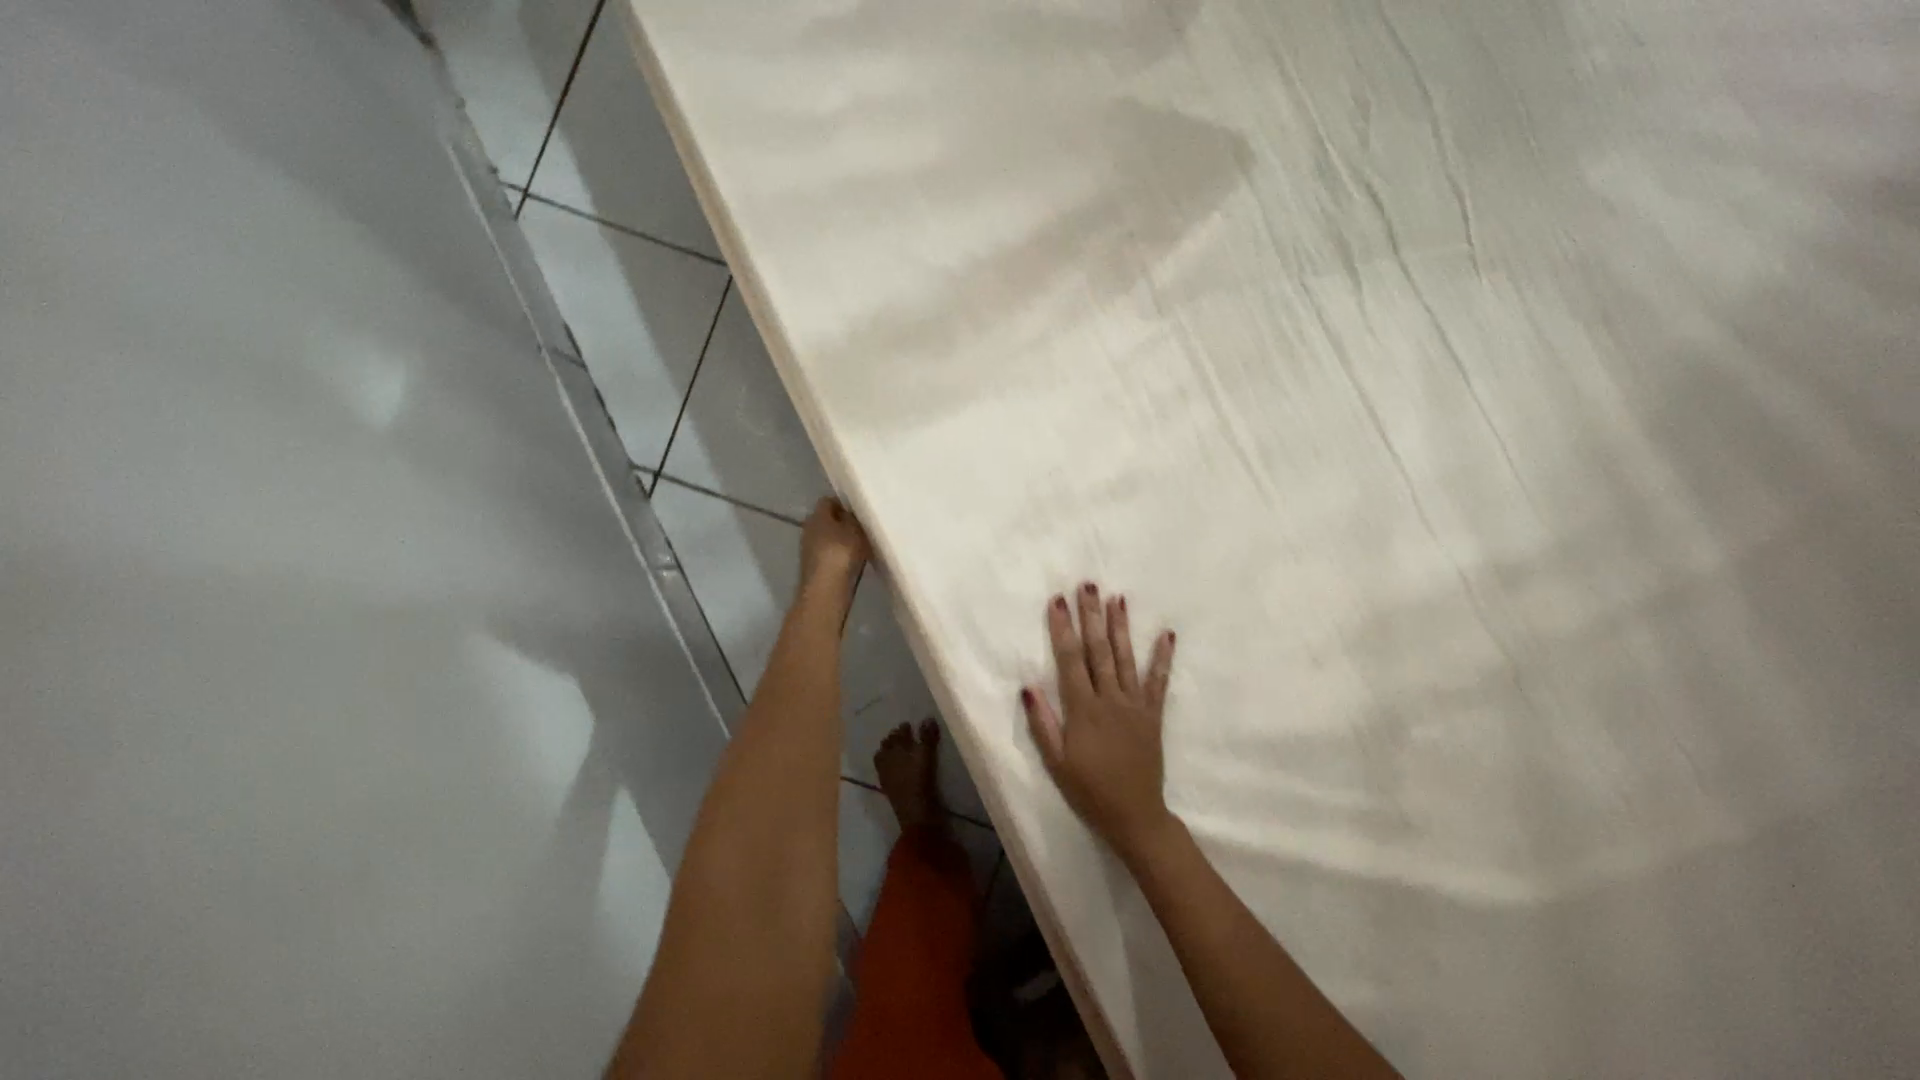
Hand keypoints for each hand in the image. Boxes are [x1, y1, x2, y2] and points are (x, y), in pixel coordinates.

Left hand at [799, 496, 870, 592]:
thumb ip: (852, 518)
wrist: (825, 588)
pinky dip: (838, 555)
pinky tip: (852, 561)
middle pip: (826, 520)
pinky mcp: (812, 566)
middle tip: (861, 527)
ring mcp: (808, 549)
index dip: (843, 503)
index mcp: (817, 515)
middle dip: (841, 522)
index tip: (858, 510)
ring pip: (826, 537)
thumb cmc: (841, 552)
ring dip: (840, 540)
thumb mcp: (855, 529)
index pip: (828, 501)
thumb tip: (849, 513)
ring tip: (861, 546)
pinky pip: (828, 554)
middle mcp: (808, 528)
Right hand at [1022, 582, 1177, 861]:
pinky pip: (1159, 682)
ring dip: (1121, 627)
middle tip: (1088, 585)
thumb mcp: (1056, 762)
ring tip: (1118, 598)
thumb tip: (1028, 686)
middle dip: (1092, 616)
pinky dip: (1163, 657)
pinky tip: (1166, 635)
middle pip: (1098, 650)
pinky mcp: (1153, 715)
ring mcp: (1134, 705)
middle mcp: (1110, 699)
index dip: (1063, 629)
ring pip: (1126, 658)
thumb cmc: (1088, 790)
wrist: (1134, 814)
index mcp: (1083, 710)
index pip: (1070, 660)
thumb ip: (1042, 723)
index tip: (1058, 601)